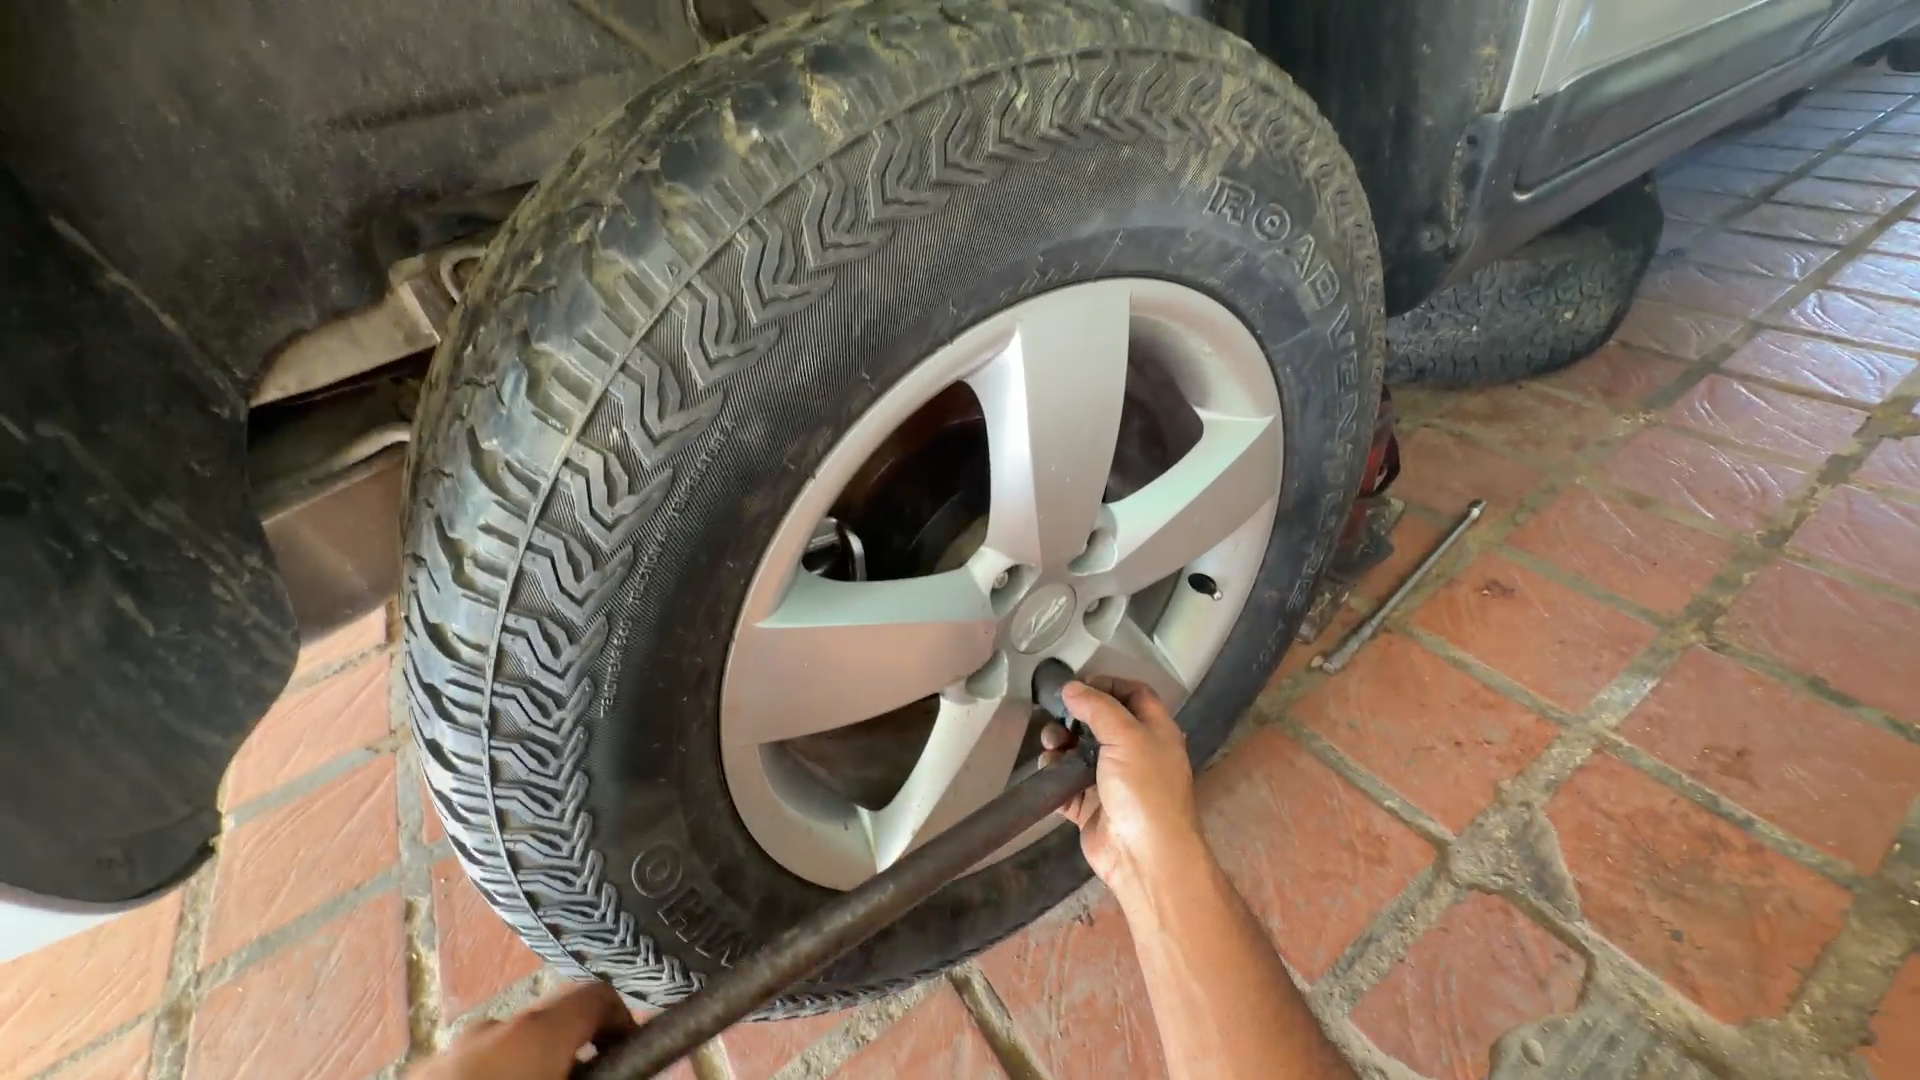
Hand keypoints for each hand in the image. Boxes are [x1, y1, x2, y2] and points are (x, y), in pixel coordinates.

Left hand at [409, 981, 636, 1079]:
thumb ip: (602, 1079)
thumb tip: (624, 1074)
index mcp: (536, 1034)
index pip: (598, 995)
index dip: (622, 1021)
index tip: (627, 1058)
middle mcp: (492, 1029)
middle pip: (550, 1025)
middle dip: (569, 1059)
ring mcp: (443, 1056)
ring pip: (503, 1052)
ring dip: (526, 1074)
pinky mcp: (412, 1079)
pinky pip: (464, 1074)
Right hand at [1040, 676, 1206, 897]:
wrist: (1145, 857)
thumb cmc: (1144, 789)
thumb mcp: (1127, 736)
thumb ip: (1098, 708)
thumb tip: (1071, 687)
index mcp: (1156, 732)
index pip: (1135, 694)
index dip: (1109, 684)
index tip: (1079, 684)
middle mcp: (1136, 753)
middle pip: (1102, 722)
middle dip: (1076, 716)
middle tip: (1056, 715)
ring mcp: (1113, 781)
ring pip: (1080, 752)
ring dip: (1061, 744)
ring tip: (1050, 744)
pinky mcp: (1092, 806)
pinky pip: (1067, 783)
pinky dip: (1055, 775)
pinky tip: (1048, 770)